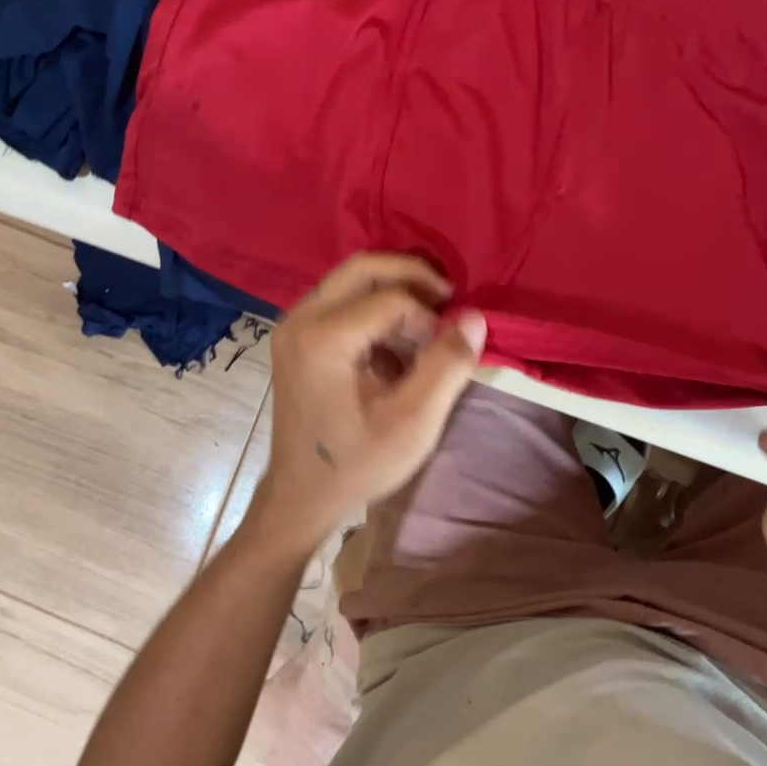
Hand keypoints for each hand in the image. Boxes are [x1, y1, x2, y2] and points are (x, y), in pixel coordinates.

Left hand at [251, 253, 486, 547]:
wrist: (301, 496)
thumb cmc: (356, 464)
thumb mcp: (412, 422)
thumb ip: (446, 365)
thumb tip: (474, 316)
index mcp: (322, 337)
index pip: (391, 298)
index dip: (429, 317)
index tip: (448, 350)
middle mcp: (299, 319)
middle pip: (362, 269)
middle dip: (412, 278)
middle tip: (449, 302)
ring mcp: (292, 328)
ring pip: (350, 283)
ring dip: (393, 297)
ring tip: (425, 335)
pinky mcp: (295, 340)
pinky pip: (339, 305)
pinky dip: (373, 314)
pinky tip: (396, 351)